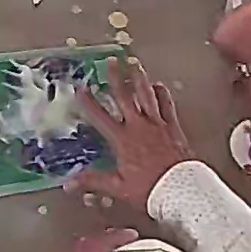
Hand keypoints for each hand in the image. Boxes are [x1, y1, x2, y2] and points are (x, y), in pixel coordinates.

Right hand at [69, 57, 194, 208]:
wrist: (181, 189)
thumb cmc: (150, 189)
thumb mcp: (118, 188)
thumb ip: (94, 181)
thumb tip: (69, 184)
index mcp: (123, 140)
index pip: (100, 117)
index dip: (89, 102)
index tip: (81, 88)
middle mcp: (139, 127)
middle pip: (125, 98)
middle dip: (116, 79)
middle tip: (112, 62)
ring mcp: (157, 125)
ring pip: (146, 96)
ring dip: (139, 80)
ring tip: (135, 65)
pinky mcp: (173, 127)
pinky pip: (166, 105)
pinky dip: (162, 94)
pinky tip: (159, 86)